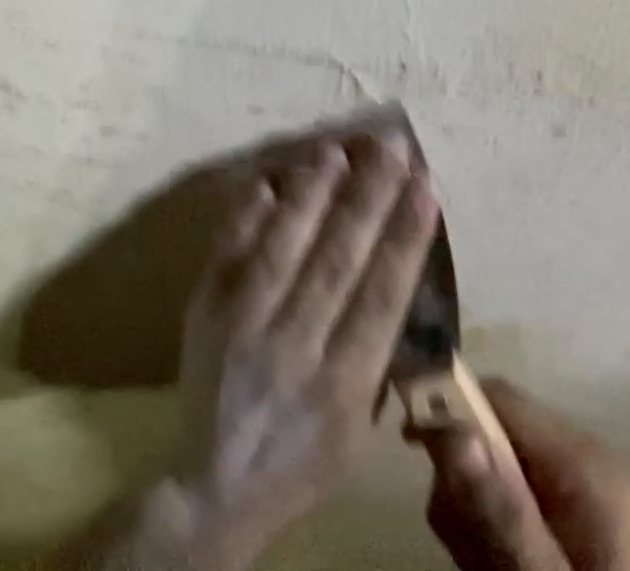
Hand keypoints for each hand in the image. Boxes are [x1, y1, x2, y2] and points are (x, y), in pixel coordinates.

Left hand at [170, 128, 441, 559]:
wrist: (215, 482)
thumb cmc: (304, 460)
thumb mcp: (359, 428)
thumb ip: (375, 356)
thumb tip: (390, 276)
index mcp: (345, 383)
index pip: (382, 294)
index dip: (405, 236)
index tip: (424, 188)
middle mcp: (295, 346)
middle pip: (337, 259)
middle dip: (368, 198)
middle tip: (389, 148)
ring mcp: (243, 326)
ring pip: (283, 247)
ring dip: (311, 195)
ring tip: (336, 152)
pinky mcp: (204, 312)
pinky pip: (229, 253)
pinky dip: (249, 215)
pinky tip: (270, 180)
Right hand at [417, 380, 629, 570]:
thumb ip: (500, 512)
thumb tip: (452, 433)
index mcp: (580, 457)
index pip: (495, 394)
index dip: (446, 408)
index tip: (409, 448)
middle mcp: (575, 451)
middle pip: (485, 425)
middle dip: (457, 474)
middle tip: (459, 533)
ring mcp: (569, 476)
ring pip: (484, 458)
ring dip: (465, 504)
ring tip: (480, 559)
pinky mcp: (561, 500)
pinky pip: (500, 484)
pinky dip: (482, 516)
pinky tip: (494, 557)